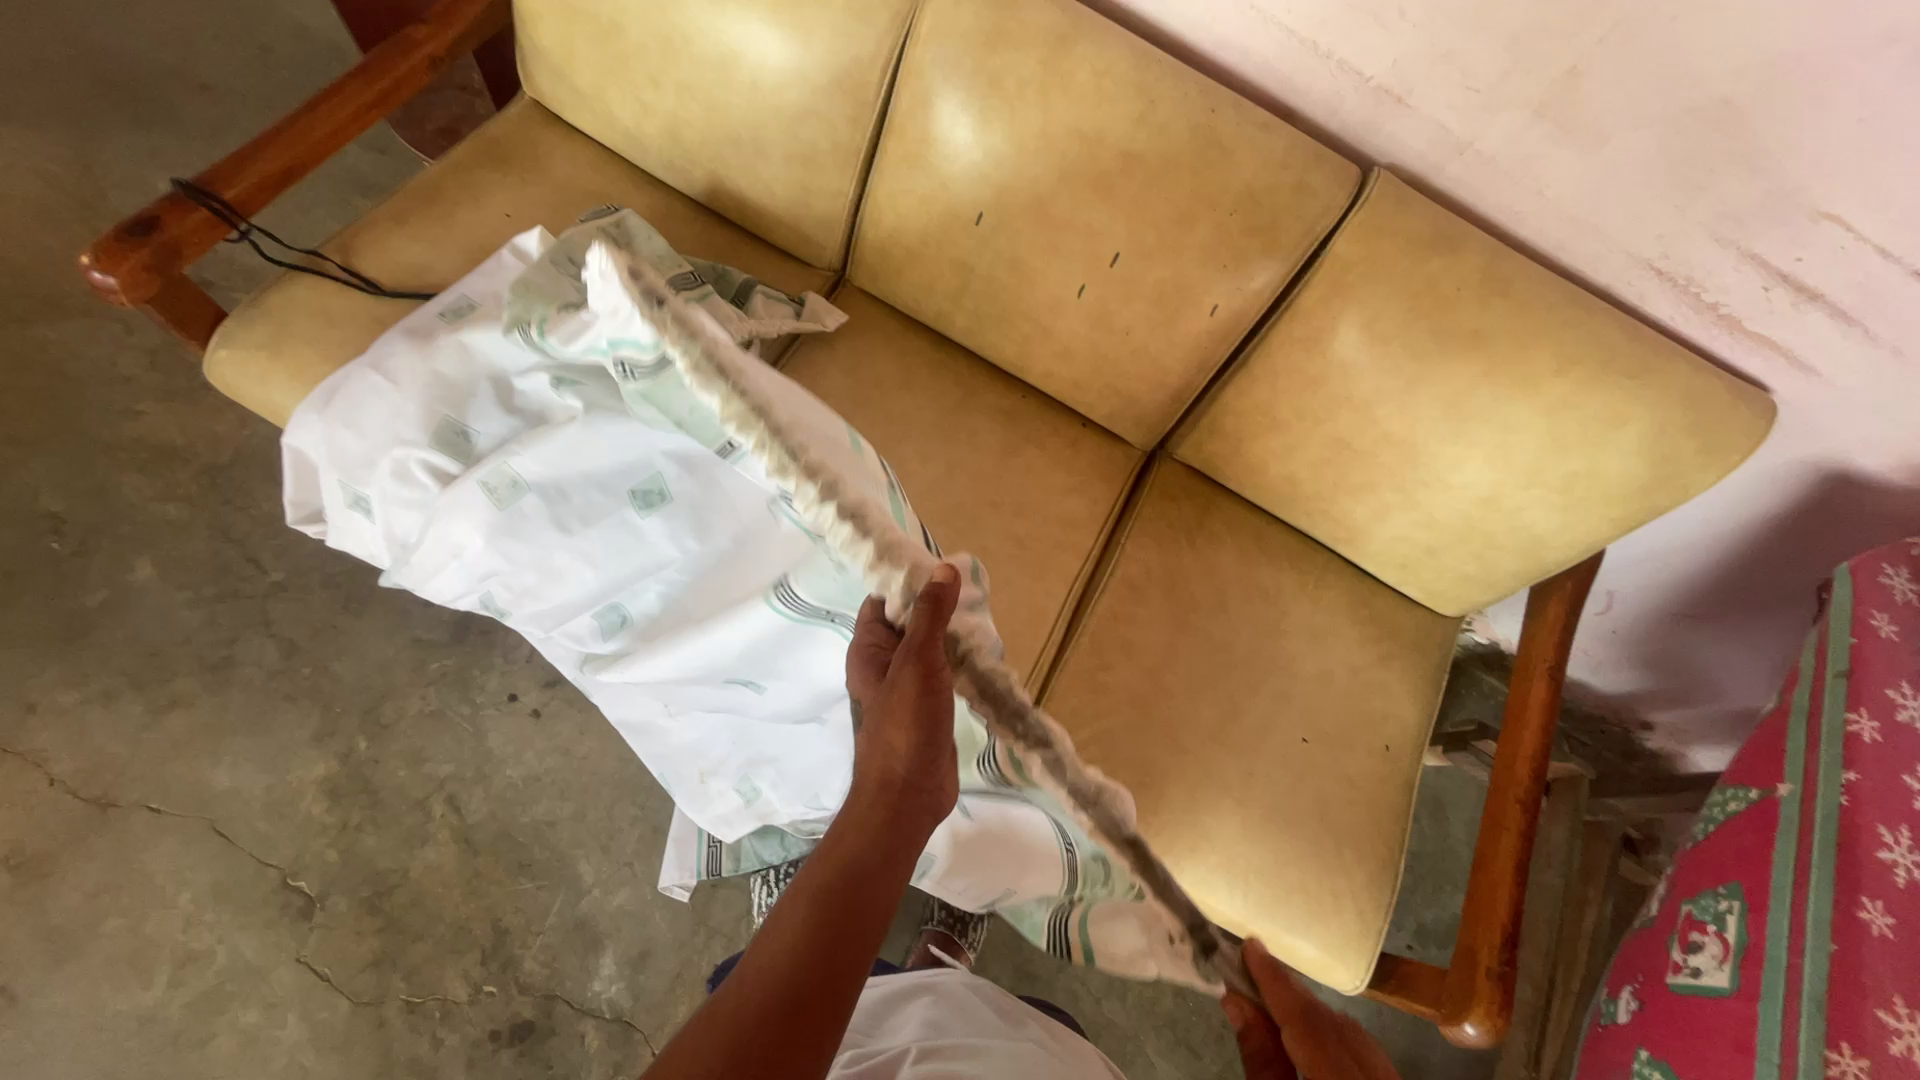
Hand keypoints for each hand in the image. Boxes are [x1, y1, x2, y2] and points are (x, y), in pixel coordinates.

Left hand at [844, 563, 961, 843]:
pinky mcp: (926, 711)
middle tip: (975, 593)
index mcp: (867, 650)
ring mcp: (904, 691)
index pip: (882, 602)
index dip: (909, 584)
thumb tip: (944, 568)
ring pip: (927, 651)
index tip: (945, 570)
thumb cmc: (905, 725)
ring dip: (951, 638)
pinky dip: (959, 665)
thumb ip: (930, 615)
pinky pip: (941, 676)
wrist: (908, 796)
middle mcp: (881, 666)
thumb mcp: (918, 661)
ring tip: (984, 620)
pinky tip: (983, 658)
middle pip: (908, 624)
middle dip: (937, 609)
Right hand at [1222, 939, 1400, 1079]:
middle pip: (1334, 1023)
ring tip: (1274, 999)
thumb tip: (1236, 1001)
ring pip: (1354, 1033)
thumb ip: (1262, 1058)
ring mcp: (1393, 1078)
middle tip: (1252, 969)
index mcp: (1345, 1079)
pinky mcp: (1393, 1079)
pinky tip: (1311, 1031)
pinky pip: (1368, 1048)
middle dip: (1292, 995)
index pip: (1308, 1021)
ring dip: (1313, 1013)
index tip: (1250, 944)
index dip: (1277, 982)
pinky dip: (1335, 1034)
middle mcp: (1381, 1075)